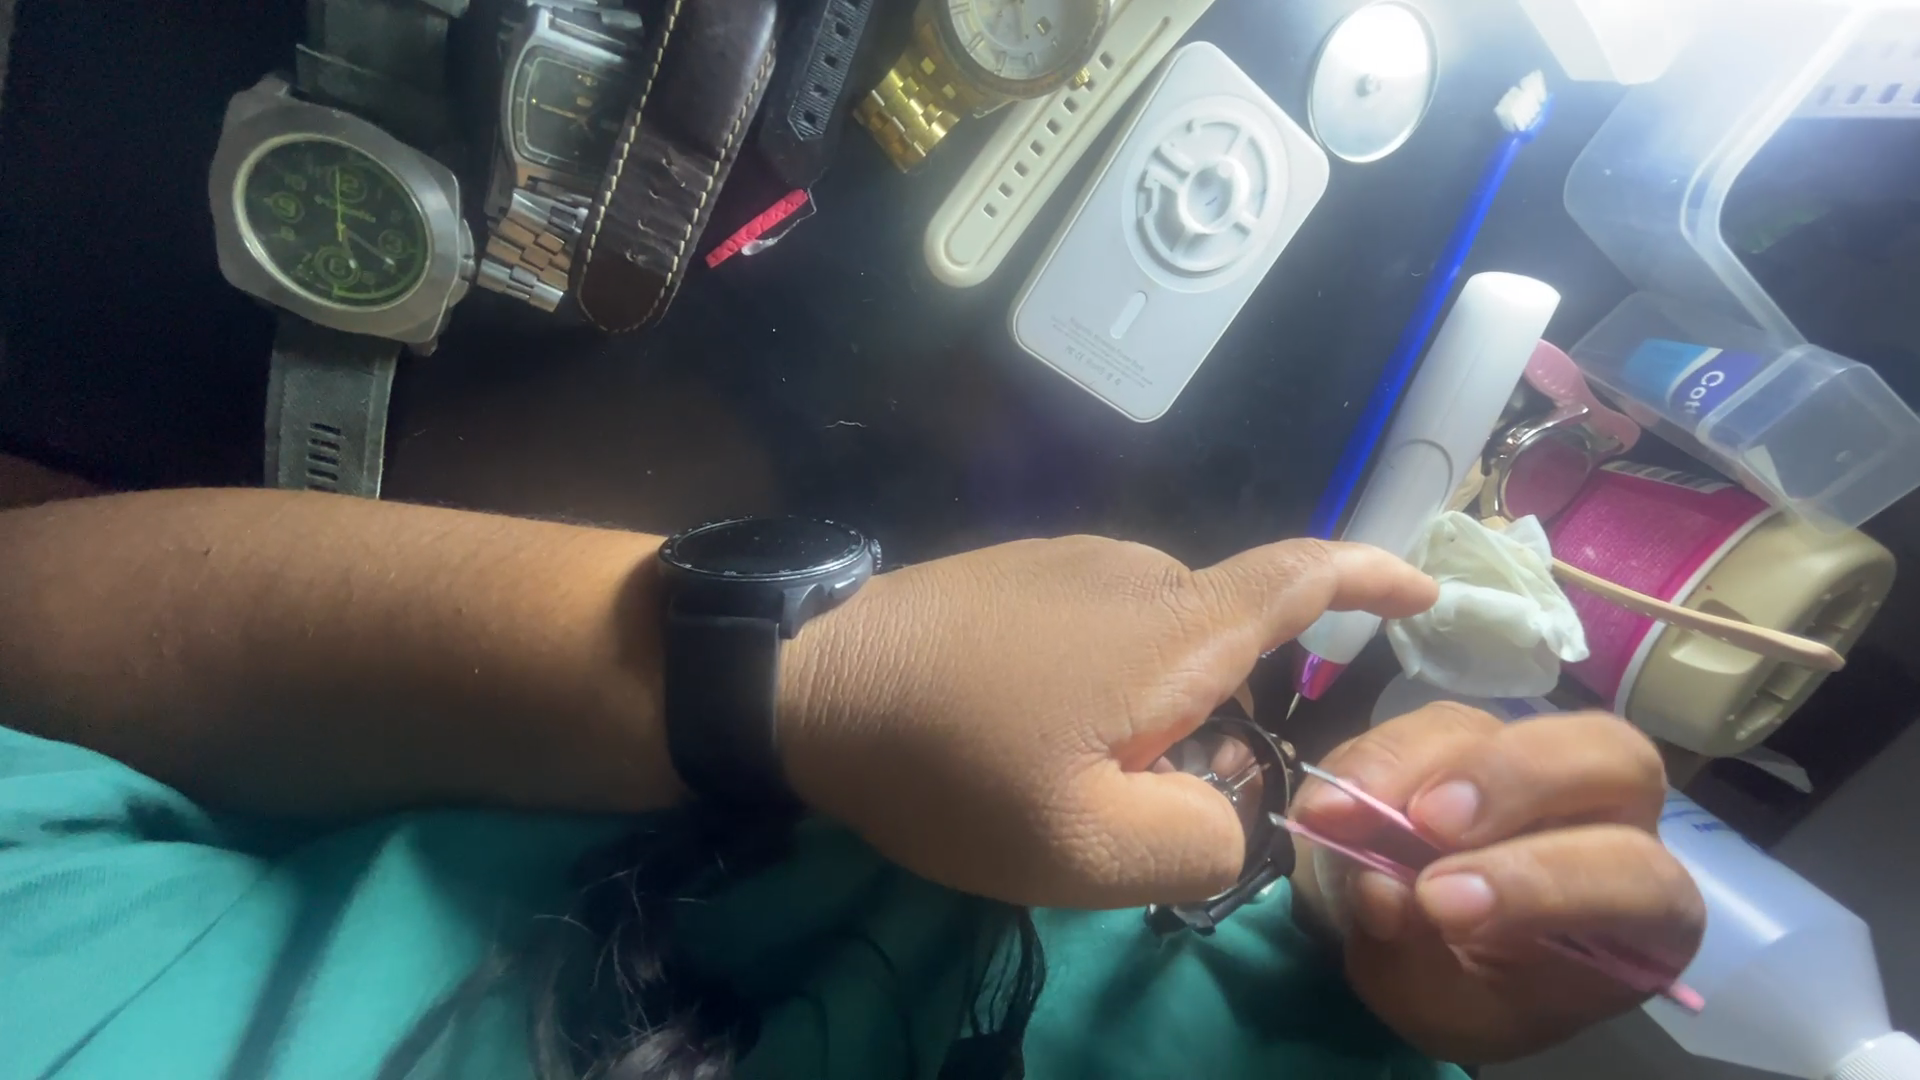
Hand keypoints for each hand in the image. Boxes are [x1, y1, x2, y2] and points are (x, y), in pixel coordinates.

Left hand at [776, 536, 1436, 908]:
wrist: (816, 683)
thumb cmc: (952, 764)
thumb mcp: (1086, 848)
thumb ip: (1199, 837)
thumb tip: (1228, 799)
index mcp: (1172, 625)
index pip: (1300, 577)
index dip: (1372, 576)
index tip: (1423, 590)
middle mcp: (1134, 568)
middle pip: (1221, 641)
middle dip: (1207, 719)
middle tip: (1123, 792)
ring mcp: (1068, 559)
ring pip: (1153, 640)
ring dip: (1139, 706)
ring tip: (1055, 764)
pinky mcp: (1018, 568)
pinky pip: (1096, 622)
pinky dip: (1094, 677)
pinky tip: (1020, 719)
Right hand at [1292, 704, 1705, 1063]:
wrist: (1390, 934)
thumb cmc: (1443, 983)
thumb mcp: (1437, 999)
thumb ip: (1418, 952)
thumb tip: (1380, 891)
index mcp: (1635, 910)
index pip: (1632, 875)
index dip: (1539, 879)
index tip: (1440, 901)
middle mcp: (1596, 818)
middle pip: (1605, 756)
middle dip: (1510, 778)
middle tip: (1421, 820)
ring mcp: (1516, 766)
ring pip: (1488, 729)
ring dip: (1406, 765)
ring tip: (1338, 811)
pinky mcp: (1448, 738)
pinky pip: (1413, 727)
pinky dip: (1364, 762)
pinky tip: (1328, 800)